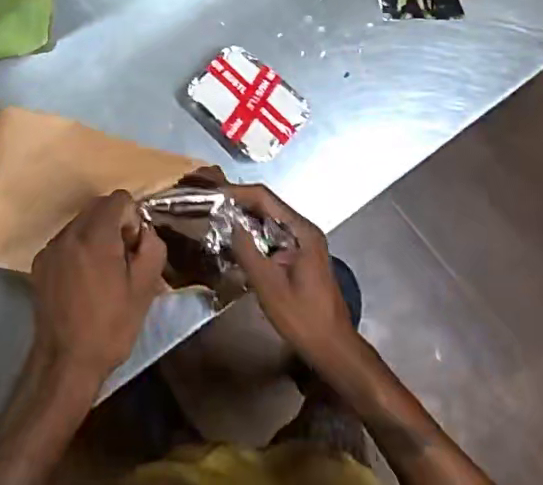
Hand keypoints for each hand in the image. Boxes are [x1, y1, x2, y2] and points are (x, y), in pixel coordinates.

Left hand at [29, 190, 167, 380]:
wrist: (66, 362)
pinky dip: (78, 250)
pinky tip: (83, 283)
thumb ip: (151, 248)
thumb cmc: (110, 327)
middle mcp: (69, 233)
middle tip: (123, 260)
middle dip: (115, 224)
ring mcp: (51, 247)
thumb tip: (144, 231)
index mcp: (95, 236)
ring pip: (80, 223)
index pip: (119, 199)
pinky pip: (65, 242)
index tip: (133, 249)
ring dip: (96, 236)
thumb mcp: (145, 289)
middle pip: (98, 207)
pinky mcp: (40, 263)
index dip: (133, 219)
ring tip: (104, 274)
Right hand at [221, 180, 361, 369]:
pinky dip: (253, 235)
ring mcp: (303, 243)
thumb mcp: (268, 285)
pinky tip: (235, 244)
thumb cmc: (303, 318)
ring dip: (243, 220)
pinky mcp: (299, 256)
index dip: (236, 192)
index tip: (211, 195)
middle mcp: (304, 230)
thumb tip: (228, 222)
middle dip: (237, 204)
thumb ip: (247, 250)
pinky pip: (272, 236)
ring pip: (268, 220)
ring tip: (216, 222)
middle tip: (208, 208)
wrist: (334, 349)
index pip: (264, 197)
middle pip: (266, 205)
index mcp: (301, 231)